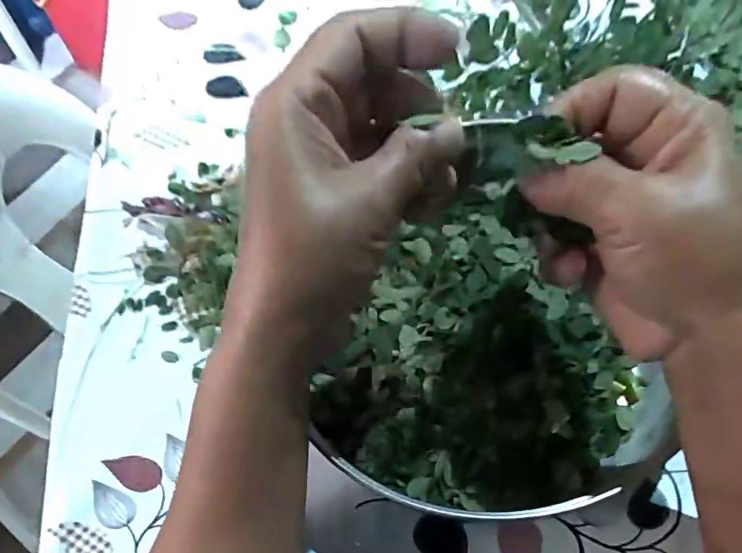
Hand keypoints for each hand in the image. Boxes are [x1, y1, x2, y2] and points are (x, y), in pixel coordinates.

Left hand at [227, 8, 465, 354]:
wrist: (282, 329)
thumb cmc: (313, 261)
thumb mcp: (369, 202)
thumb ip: (414, 157)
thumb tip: (455, 131)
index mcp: (296, 105)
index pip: (352, 39)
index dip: (406, 33)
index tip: (459, 51)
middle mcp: (304, 123)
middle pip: (370, 83)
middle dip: (418, 105)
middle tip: (456, 137)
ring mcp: (319, 162)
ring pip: (379, 131)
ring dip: (418, 151)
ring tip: (448, 183)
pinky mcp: (334, 197)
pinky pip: (376, 169)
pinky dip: (406, 180)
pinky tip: (432, 205)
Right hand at [519, 67, 741, 360]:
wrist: (710, 338)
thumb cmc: (690, 260)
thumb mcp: (636, 211)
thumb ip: (576, 183)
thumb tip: (527, 174)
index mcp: (675, 130)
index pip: (613, 94)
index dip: (570, 112)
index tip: (532, 146)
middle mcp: (647, 164)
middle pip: (580, 147)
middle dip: (551, 178)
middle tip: (527, 200)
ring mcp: (623, 212)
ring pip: (564, 198)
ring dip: (551, 225)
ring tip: (557, 249)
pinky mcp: (605, 254)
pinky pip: (565, 242)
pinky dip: (559, 258)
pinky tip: (571, 276)